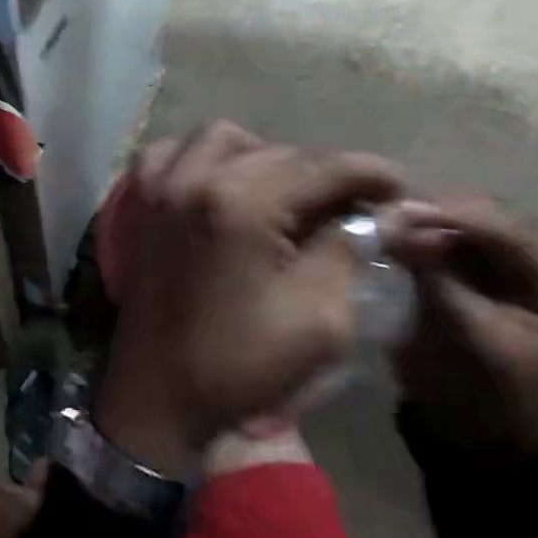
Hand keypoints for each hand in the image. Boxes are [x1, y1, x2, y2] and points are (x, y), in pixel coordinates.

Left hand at [93, 122, 403, 476]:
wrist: (158, 398)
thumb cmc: (239, 365)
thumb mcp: (319, 319)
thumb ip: (348, 251)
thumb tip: (373, 215)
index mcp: (241, 203)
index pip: (324, 167)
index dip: (372, 175)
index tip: (399, 193)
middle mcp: (195, 178)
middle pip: (278, 152)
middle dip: (322, 175)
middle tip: (348, 209)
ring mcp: (160, 188)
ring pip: (222, 139)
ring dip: (262, 157)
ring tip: (285, 196)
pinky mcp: (138, 205)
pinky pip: (169, 154)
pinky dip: (200, 158)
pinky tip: (219, 183)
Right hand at [389, 198, 537, 450]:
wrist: (493, 446)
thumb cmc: (505, 402)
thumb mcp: (481, 341)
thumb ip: (442, 282)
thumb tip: (397, 229)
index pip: (506, 229)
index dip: (452, 216)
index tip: (399, 211)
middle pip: (481, 220)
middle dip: (431, 216)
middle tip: (382, 216)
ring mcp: (506, 268)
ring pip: (457, 230)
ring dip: (419, 225)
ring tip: (379, 224)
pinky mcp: (474, 280)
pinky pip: (443, 251)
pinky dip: (416, 244)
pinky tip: (388, 241)